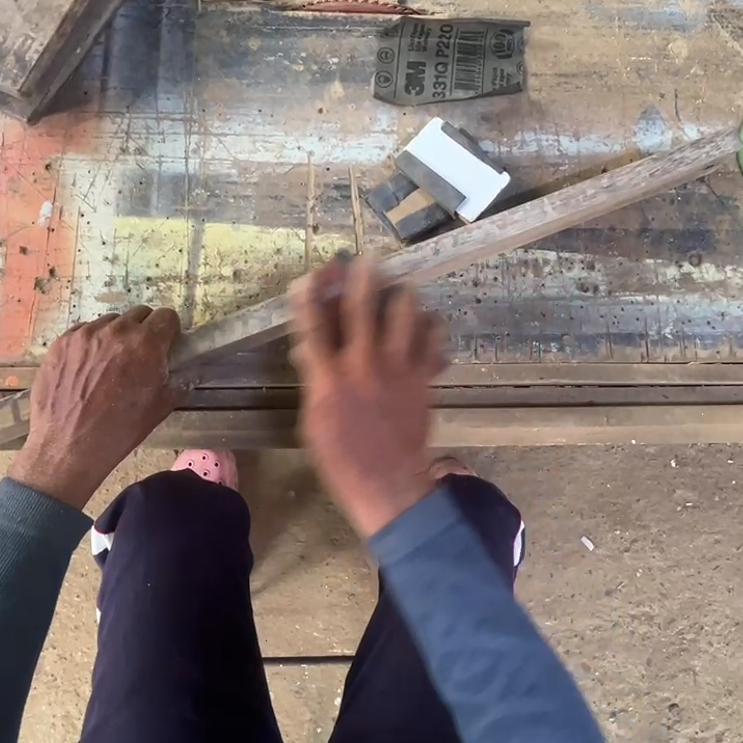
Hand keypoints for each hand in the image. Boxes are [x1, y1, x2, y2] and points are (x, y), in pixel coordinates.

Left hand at [7, 306, 181, 508]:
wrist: (68, 447)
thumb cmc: (120, 429)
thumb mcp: (161, 407)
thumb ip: (180, 381)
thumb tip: (190, 371)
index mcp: (146, 343)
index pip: (166, 316)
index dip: (169, 331)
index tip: (165, 345)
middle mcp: (116, 331)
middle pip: (138, 314)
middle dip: (143, 330)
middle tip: (139, 355)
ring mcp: (84, 335)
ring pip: (110, 322)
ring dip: (116, 336)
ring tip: (109, 363)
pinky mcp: (60, 343)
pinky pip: (83, 332)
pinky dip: (90, 343)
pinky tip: (87, 367)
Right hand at [290, 256, 448, 537]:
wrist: (388, 484)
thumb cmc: (342, 459)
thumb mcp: (313, 422)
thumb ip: (314, 380)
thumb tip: (309, 350)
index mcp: (328, 378)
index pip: (314, 326)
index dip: (310, 296)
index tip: (311, 274)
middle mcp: (362, 364)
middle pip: (362, 307)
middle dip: (363, 277)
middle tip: (368, 258)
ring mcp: (397, 368)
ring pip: (404, 313)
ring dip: (402, 295)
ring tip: (403, 288)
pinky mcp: (423, 377)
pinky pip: (433, 339)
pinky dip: (431, 326)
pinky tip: (428, 323)